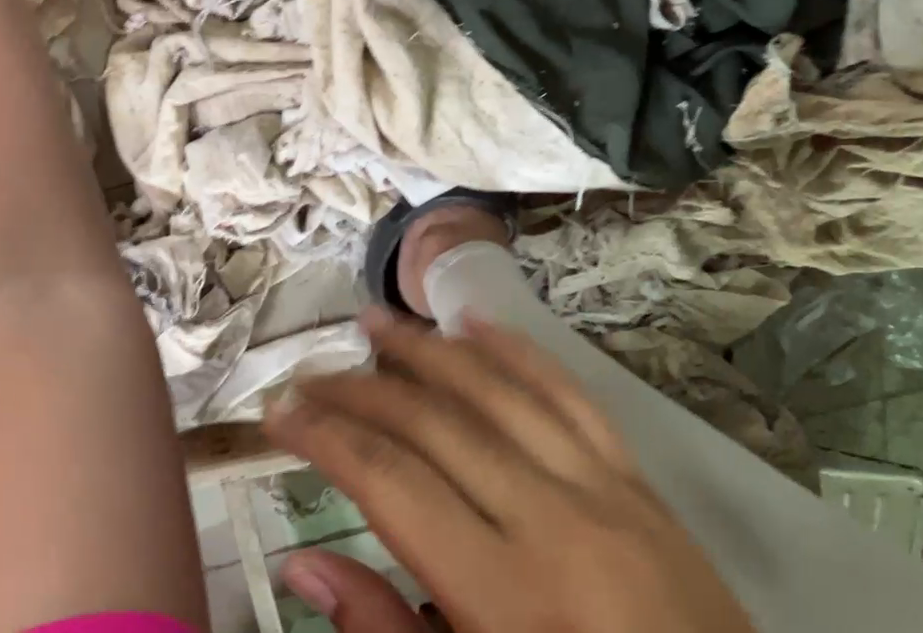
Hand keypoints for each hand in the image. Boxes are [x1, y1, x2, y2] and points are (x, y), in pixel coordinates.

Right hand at [265, 310, 754, 632]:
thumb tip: (300, 563)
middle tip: (307, 376)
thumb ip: (384, 631)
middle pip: (433, 424)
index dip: (325, 437)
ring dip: (427, 349)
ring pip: (497, 392)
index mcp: (507, 592)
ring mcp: (607, 495)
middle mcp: (554, 522)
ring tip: (373, 320)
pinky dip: (518, 354)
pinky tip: (475, 323)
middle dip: (358, 392)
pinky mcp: (644, 490)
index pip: (390, 481)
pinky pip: (572, 399)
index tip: (278, 414)